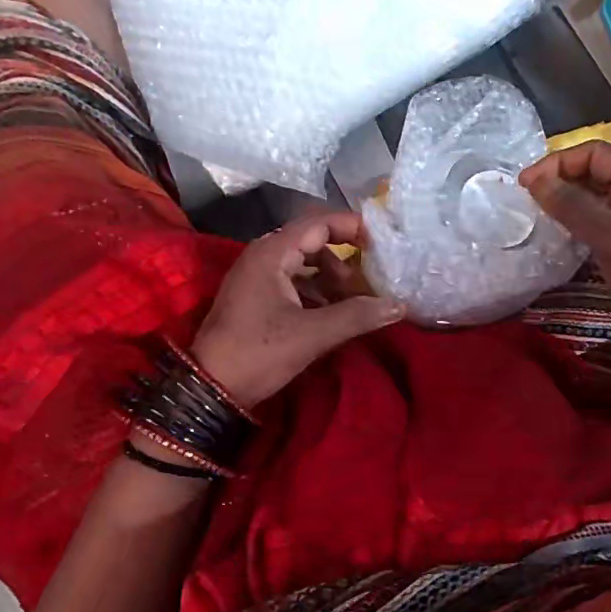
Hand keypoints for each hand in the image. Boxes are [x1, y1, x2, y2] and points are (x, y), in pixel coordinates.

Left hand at [190, 211, 404, 405]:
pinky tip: (329, 315)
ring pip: (302, 265)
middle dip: (342, 262)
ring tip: (350, 306)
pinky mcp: (254, 298)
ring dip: (329, 280)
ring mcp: (255, 277)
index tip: (379, 244)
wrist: (211, 388)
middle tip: (364, 286)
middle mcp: (261, 256)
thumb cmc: (259, 353)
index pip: (317, 223)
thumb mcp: (312, 334)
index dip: (351, 228)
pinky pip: (291, 283)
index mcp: (271, 254)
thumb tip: (399, 304)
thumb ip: (357, 315)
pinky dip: (314, 293)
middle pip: (311, 243)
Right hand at [520, 141, 610, 353]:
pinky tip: (550, 236)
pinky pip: (589, 228)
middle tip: (523, 199)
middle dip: (558, 180)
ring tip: (531, 214)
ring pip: (589, 202)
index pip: (597, 154)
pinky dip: (567, 226)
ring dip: (560, 203)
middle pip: (592, 174)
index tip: (525, 183)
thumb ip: (576, 207)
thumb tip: (535, 182)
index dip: (560, 162)